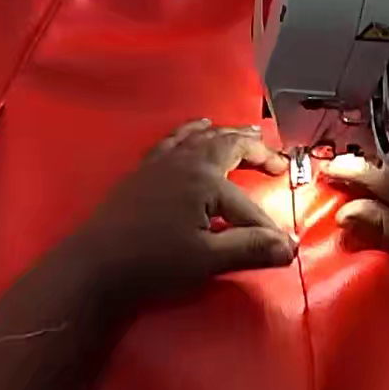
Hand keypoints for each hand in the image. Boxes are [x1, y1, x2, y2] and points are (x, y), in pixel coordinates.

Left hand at [63, 120, 296, 307]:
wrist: (98, 262)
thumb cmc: (155, 262)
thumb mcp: (208, 260)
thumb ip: (250, 249)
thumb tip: (290, 247)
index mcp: (204, 178)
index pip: (246, 201)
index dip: (267, 225)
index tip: (285, 245)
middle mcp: (187, 159)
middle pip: (229, 145)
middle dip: (256, 150)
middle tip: (277, 160)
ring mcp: (165, 158)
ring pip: (204, 136)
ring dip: (229, 134)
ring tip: (248, 133)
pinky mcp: (148, 164)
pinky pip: (178, 136)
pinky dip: (194, 129)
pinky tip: (199, 127)